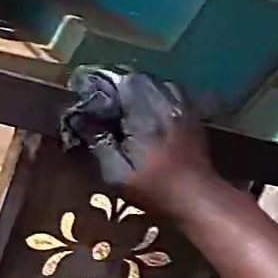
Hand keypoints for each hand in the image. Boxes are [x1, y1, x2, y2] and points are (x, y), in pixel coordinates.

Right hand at [67, 69, 218, 216]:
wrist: (199, 199)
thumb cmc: (155, 190)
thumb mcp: (117, 174)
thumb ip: (99, 143)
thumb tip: (79, 120)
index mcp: (146, 118)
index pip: (121, 83)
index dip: (101, 86)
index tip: (87, 97)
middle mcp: (166, 105)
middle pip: (139, 78)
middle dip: (118, 85)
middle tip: (103, 102)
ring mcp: (182, 108)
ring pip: (155, 82)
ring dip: (137, 88)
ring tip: (123, 105)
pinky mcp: (191, 114)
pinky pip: (171, 91)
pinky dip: (155, 94)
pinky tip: (146, 111)